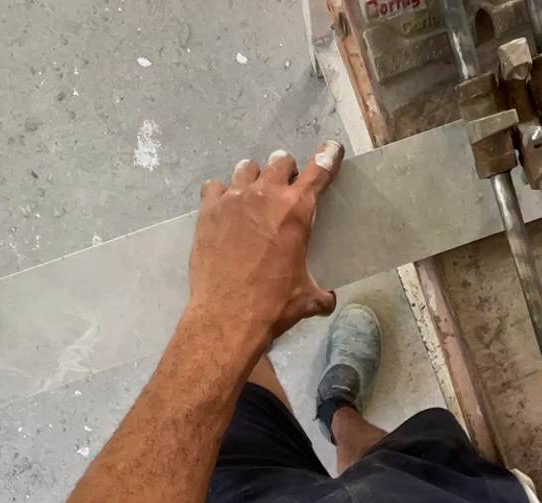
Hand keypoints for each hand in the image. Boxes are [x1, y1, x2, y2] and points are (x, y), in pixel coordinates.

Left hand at [184, 142, 342, 345]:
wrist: (228, 313)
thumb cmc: (274, 304)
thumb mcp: (307, 299)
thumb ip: (322, 294)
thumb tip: (329, 301)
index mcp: (296, 211)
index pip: (318, 172)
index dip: (328, 157)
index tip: (332, 149)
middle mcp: (266, 195)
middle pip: (280, 162)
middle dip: (286, 172)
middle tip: (285, 189)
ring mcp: (234, 199)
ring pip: (247, 168)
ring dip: (255, 178)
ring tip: (254, 197)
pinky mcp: (208, 210)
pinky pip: (215, 187)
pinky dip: (222, 195)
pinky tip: (225, 211)